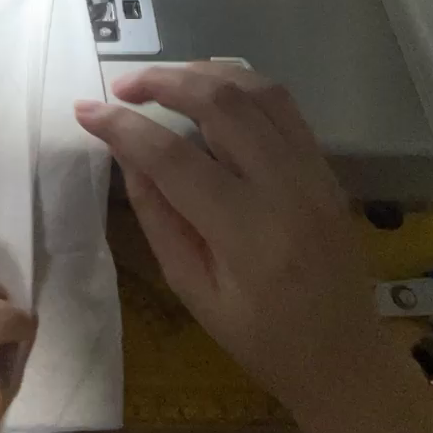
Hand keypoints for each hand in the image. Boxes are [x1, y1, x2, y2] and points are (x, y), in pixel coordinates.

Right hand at [75, 63, 375, 409]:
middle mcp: (289, 191)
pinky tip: (206, 89)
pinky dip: (237, 83)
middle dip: (161, 82)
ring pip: (256, 89)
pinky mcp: (325, 165)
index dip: (123, 127)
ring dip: (200, 73)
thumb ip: (155, 212)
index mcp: (249, 236)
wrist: (346, 360)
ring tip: (160, 81)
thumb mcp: (189, 285)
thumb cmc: (259, 336)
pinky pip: (281, 103)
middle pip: (221, 104)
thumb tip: (125, 148)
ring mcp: (315, 173)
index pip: (174, 158)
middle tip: (122, 87)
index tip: (86, 111)